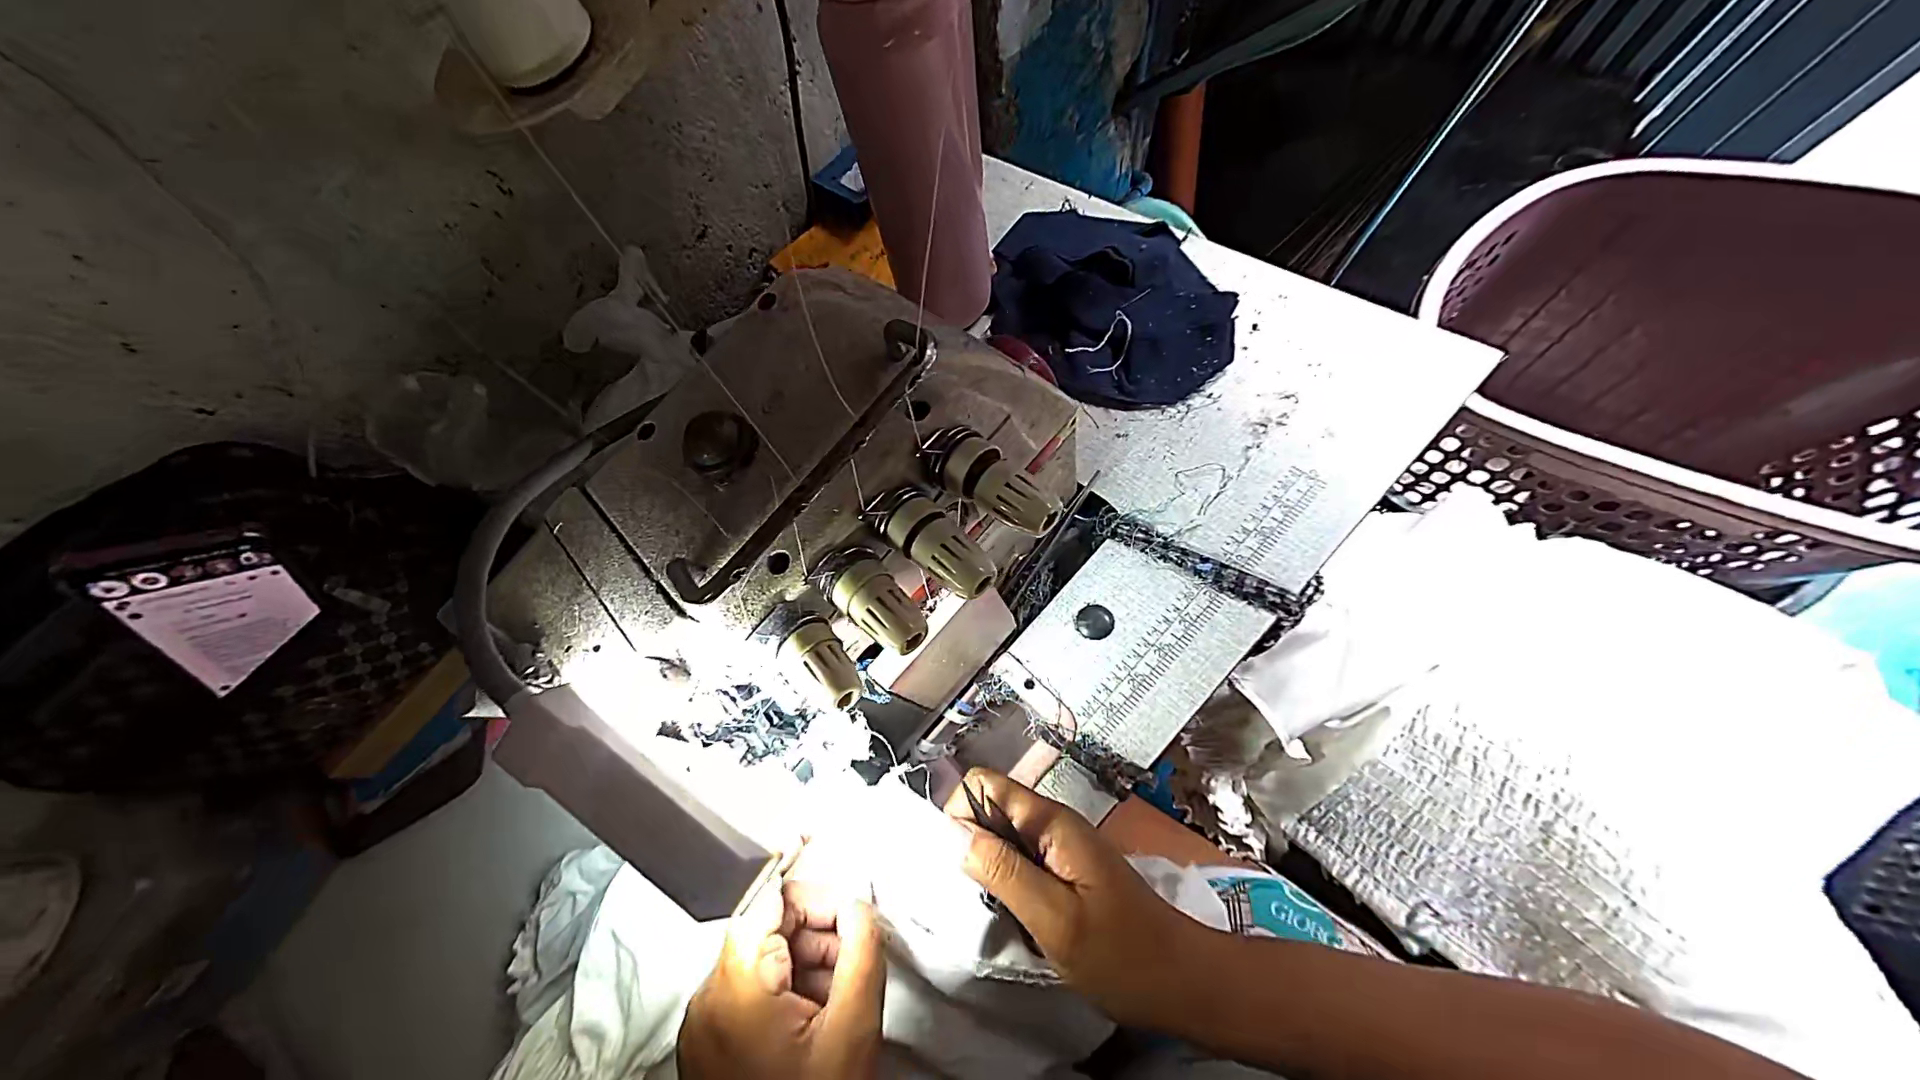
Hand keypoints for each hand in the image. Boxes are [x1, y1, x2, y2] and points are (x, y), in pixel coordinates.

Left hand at [678, 876, 886, 1079]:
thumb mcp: (853, 1025)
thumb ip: (862, 949)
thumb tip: (860, 905)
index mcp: (734, 986)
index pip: (768, 899)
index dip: (810, 886)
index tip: (840, 883)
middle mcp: (707, 998)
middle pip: (768, 926)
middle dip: (819, 931)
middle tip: (855, 954)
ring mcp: (704, 1023)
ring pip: (765, 957)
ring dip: (809, 960)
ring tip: (841, 993)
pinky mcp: (710, 1042)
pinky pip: (754, 989)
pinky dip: (790, 987)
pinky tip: (819, 1012)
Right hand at [944, 768, 1208, 1027]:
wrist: (1183, 983)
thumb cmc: (1122, 955)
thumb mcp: (1054, 918)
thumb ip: (1002, 870)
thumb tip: (951, 832)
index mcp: (1051, 822)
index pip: (984, 784)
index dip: (960, 814)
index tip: (960, 864)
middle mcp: (1053, 824)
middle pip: (990, 809)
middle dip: (972, 846)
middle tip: (980, 896)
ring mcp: (1060, 847)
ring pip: (1002, 838)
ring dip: (989, 870)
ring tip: (1001, 913)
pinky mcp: (1065, 871)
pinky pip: (1020, 863)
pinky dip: (1008, 886)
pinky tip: (1018, 919)